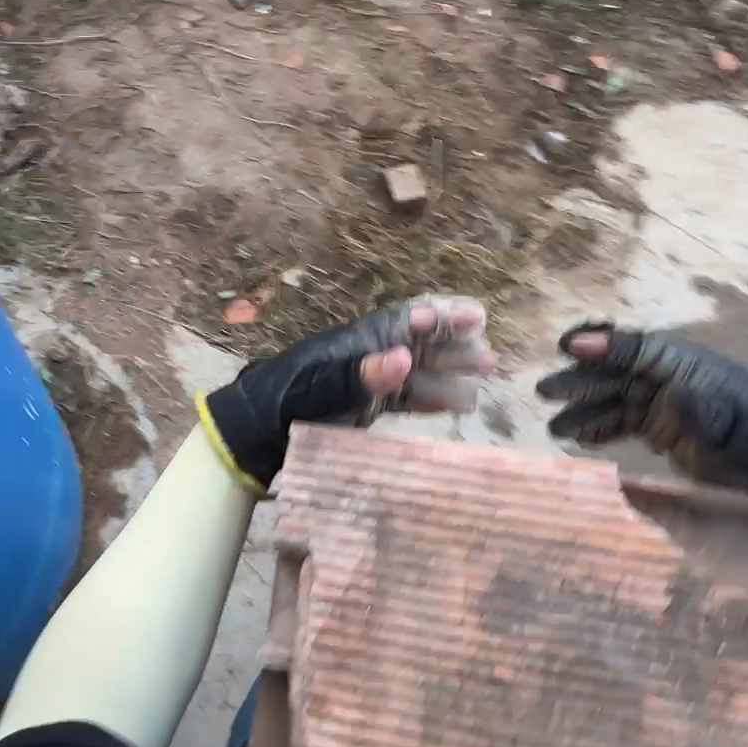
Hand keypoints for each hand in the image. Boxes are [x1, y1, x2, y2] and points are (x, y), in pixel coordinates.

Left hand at [200, 296, 497, 494]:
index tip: (475, 316)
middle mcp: (366, 358)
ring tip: (485, 372)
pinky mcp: (365, 408)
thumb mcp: (323, 387)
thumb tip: (404, 357)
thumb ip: (361, 374)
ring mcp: (366, 383)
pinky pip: (404, 400)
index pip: (404, 323)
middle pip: (417, 345)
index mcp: (357, 343)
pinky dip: (430, 400)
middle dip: (453, 345)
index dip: (439, 317)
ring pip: (417, 373)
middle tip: (490, 353)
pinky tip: (457, 404)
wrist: (257, 430)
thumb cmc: (288, 400)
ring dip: (449, 372)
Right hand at [533, 322, 747, 541]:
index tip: (568, 346)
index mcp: (694, 370)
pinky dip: (597, 428)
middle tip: (543, 391)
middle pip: (617, 372)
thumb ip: (714, 415)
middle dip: (579, 379)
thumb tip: (676, 393)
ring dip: (581, 409)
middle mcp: (674, 380)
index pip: (642, 350)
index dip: (605, 345)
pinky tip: (576, 439)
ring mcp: (667, 404)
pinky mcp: (665, 428)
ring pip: (613, 398)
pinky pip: (621, 421)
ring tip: (552, 427)